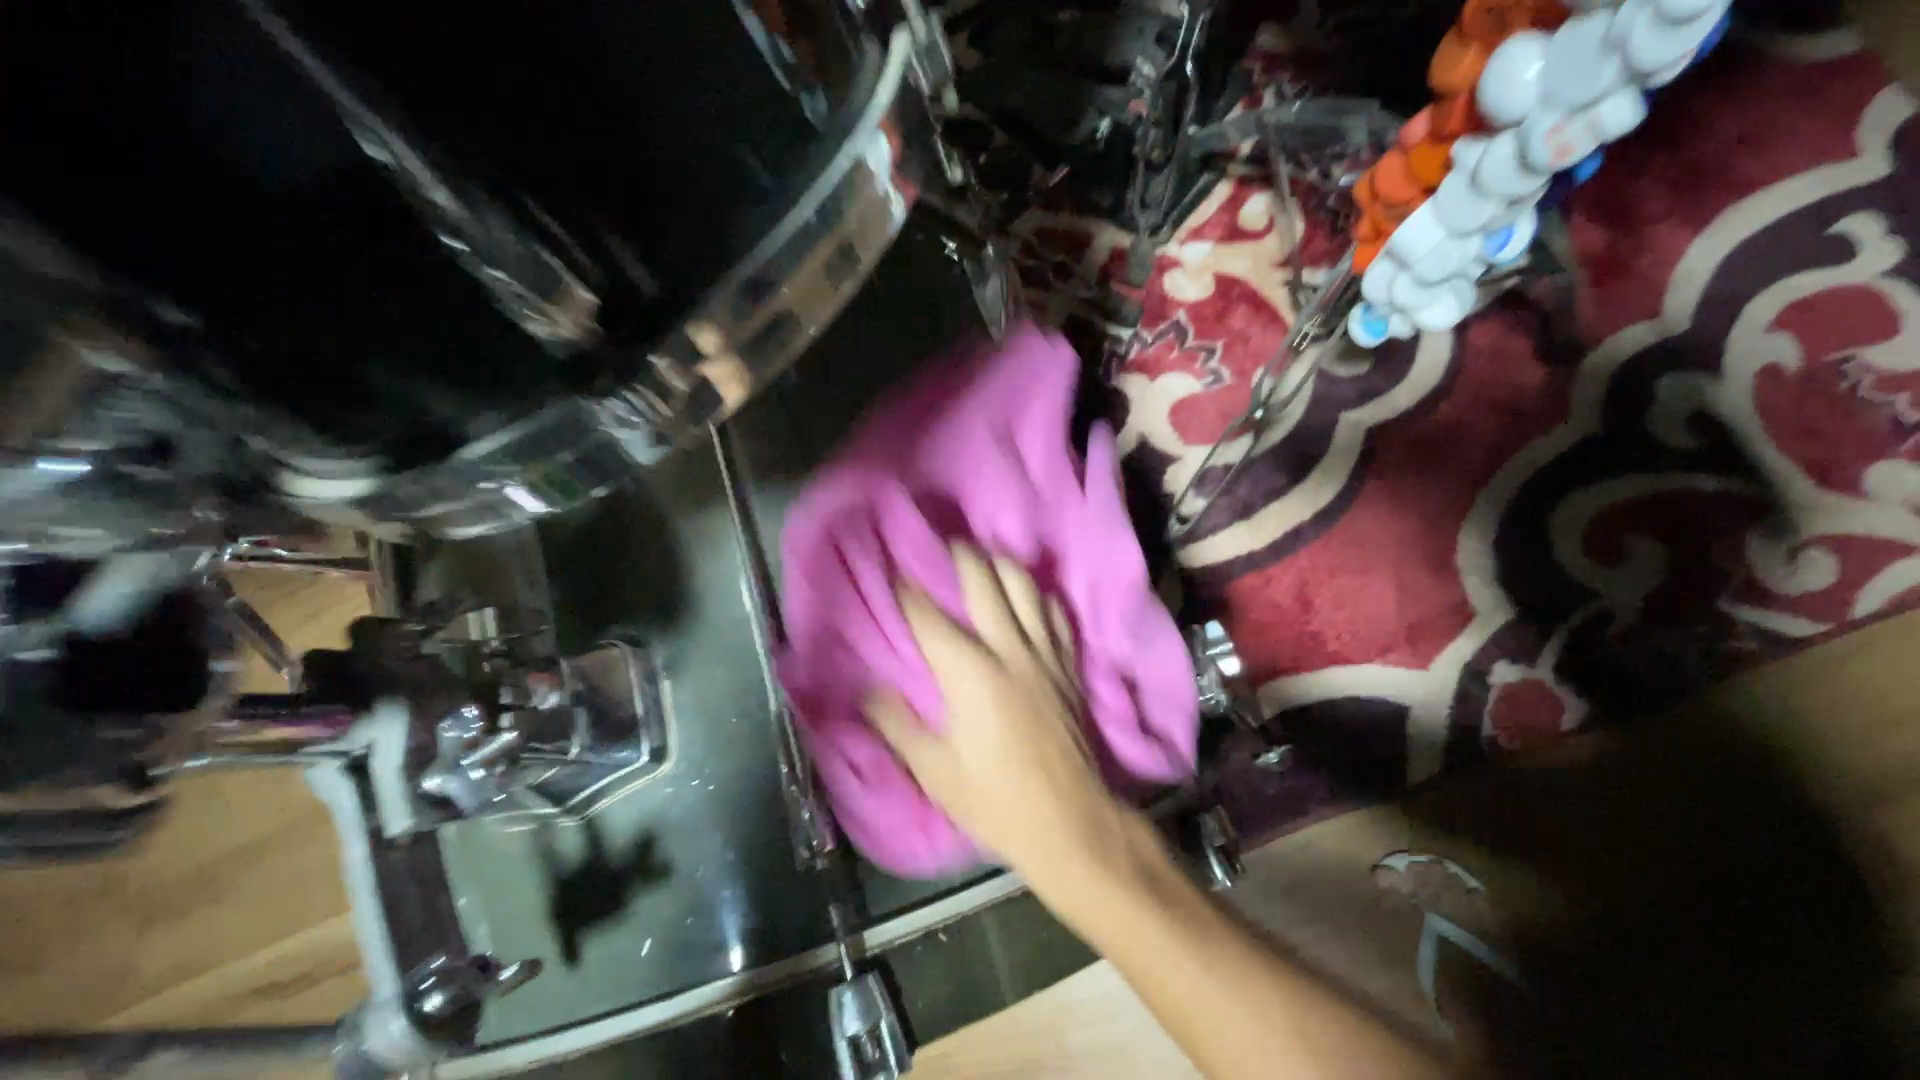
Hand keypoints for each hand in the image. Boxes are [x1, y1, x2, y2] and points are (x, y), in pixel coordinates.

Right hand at [865, 544, 1143, 883]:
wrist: (1069, 822)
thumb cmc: (993, 800)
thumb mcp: (933, 770)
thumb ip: (896, 724)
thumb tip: (866, 689)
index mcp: (968, 674)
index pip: (929, 617)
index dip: (907, 589)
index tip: (893, 566)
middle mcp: (1009, 650)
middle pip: (984, 583)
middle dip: (960, 557)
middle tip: (943, 545)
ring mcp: (1046, 655)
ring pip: (1026, 588)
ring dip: (1002, 566)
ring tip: (985, 558)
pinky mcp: (1070, 667)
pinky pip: (1056, 615)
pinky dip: (1040, 597)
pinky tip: (1030, 597)